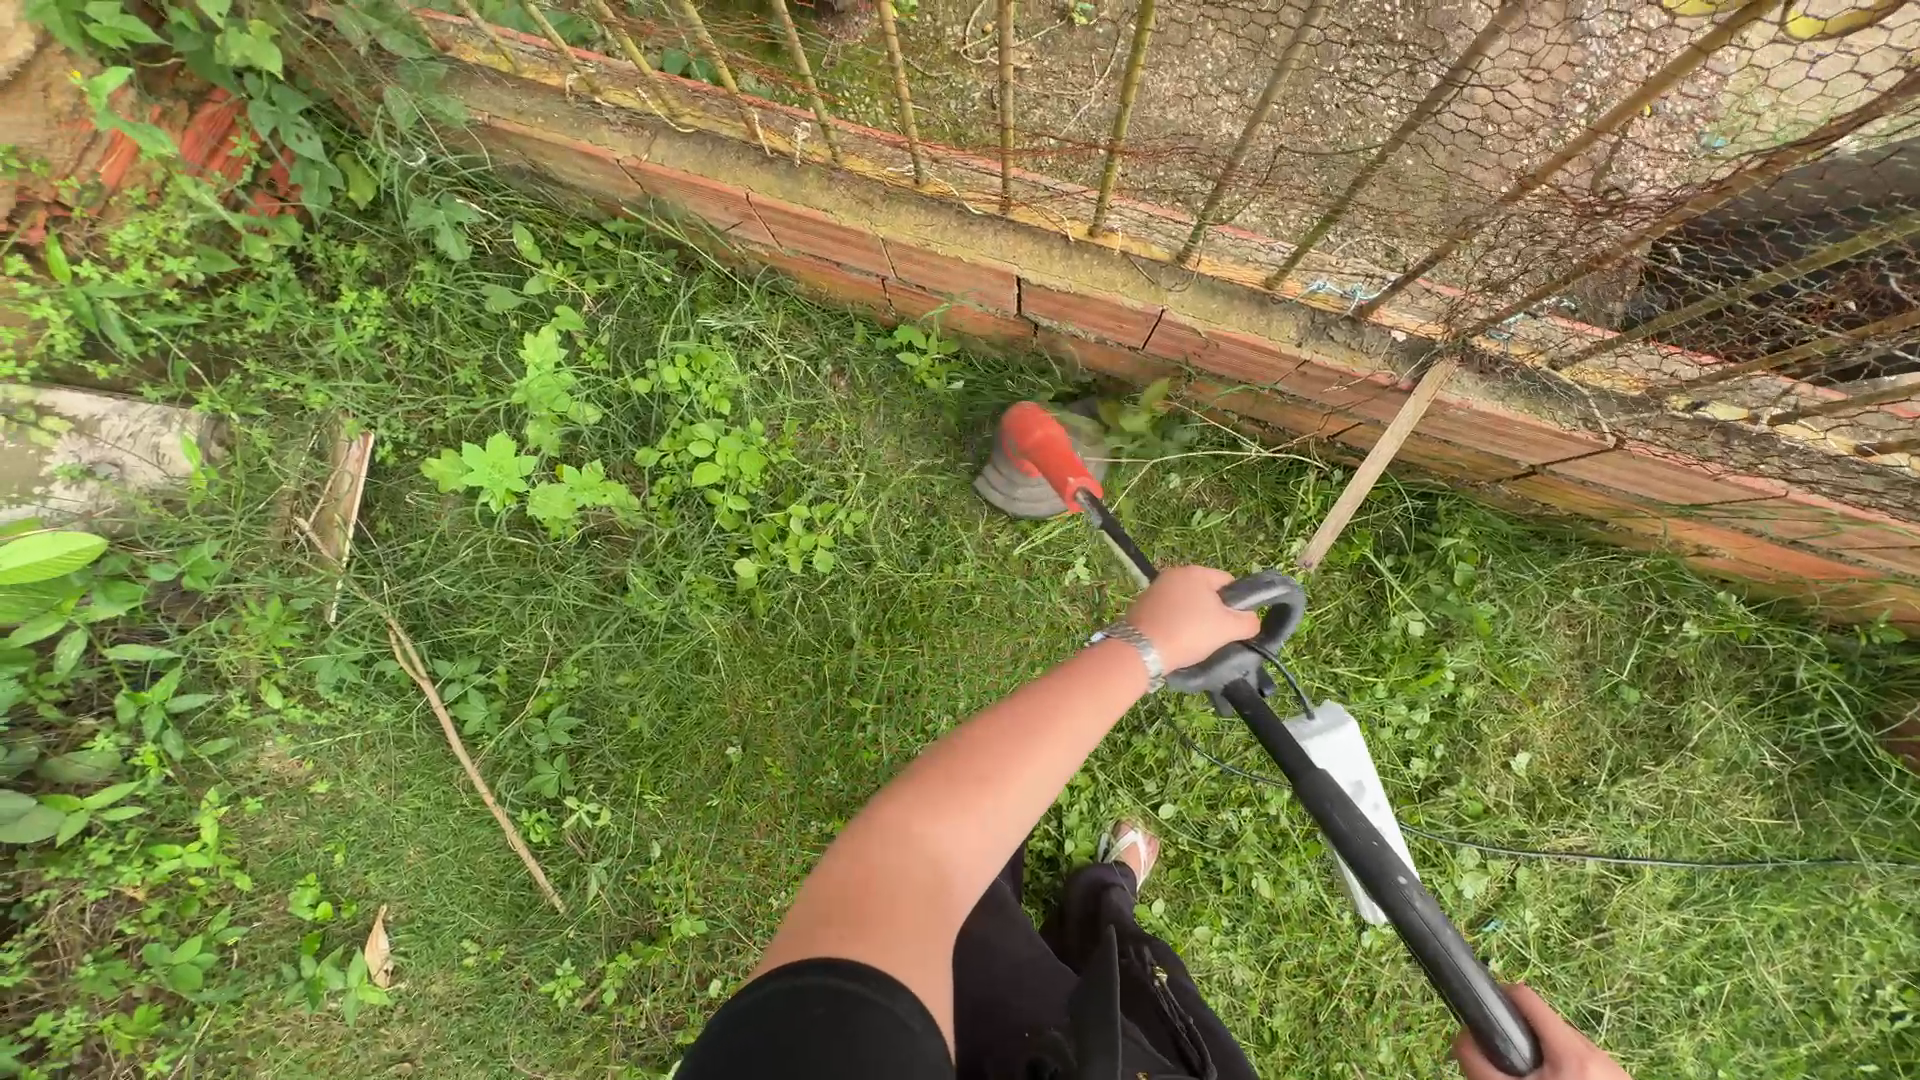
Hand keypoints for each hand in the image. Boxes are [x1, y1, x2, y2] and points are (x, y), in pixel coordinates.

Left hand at [1123, 565, 1261, 671]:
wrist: (1141, 650)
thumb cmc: (1188, 633)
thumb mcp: (1228, 628)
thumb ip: (1248, 621)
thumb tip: (1251, 620)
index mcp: (1195, 572)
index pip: (1228, 581)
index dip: (1237, 603)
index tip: (1234, 624)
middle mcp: (1173, 574)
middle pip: (1206, 593)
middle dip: (1214, 612)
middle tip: (1215, 635)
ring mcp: (1155, 589)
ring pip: (1187, 604)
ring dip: (1194, 619)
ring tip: (1195, 641)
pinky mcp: (1142, 605)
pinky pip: (1169, 613)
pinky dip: (1175, 624)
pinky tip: (1176, 640)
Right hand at [1454, 986, 1631, 1079]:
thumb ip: (1478, 1062)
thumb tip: (1464, 1035)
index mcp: (1572, 1054)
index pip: (1524, 997)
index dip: (1498, 1003)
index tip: (1487, 1024)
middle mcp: (1600, 1056)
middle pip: (1545, 1024)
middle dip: (1525, 1042)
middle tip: (1515, 1072)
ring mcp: (1618, 1072)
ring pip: (1567, 1046)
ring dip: (1548, 1059)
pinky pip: (1588, 1066)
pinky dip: (1570, 1074)